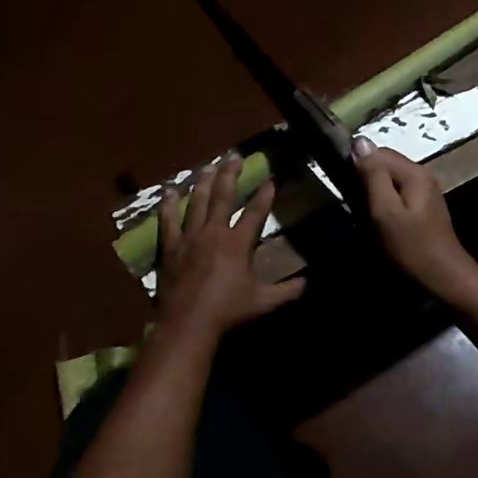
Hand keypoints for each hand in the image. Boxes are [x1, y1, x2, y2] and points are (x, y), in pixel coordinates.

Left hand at [156, 155, 304, 337]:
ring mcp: (190, 237)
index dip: (264, 195)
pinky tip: (169, 191)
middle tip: (234, 155)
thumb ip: (287, 291)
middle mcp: (214, 232)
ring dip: (204, 182)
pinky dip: (169, 205)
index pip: (255, 212)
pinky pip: (169, 221)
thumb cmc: (228, 310)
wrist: (188, 322)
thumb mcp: (264, 301)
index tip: (270, 179)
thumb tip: (308, 283)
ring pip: (197, 202)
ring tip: (209, 165)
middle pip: (223, 196)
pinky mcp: (171, 247)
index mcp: (238, 243)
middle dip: (231, 174)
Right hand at [352, 137, 477, 296]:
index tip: (342, 183)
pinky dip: (384, 200)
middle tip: (351, 200)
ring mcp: (426, 191)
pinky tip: (378, 218)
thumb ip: (373, 175)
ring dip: (374, 190)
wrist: (443, 276)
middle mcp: (423, 174)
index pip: (379, 151)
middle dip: (366, 176)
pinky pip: (398, 193)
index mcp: (414, 172)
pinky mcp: (424, 207)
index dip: (357, 162)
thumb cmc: (411, 246)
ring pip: (391, 179)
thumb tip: (360, 141)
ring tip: (361, 210)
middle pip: (386, 163)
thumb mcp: (385, 211)